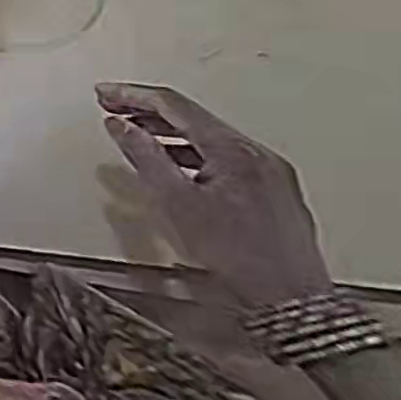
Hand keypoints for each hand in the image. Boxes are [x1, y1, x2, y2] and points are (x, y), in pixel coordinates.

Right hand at [97, 82, 333, 307]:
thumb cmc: (238, 257)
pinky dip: (189, 150)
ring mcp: (268, 170)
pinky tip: (170, 159)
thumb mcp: (177, 203)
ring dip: (166, 130)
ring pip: (207, 135)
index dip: (132, 95)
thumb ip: (144, 156)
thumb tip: (120, 125)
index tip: (105, 93)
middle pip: (191, 116)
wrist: (295, 307)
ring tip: (133, 130)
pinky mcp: (272, 187)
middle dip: (146, 109)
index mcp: (233, 149)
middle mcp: (256, 151)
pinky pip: (222, 155)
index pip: (173, 105)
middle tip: (111, 106)